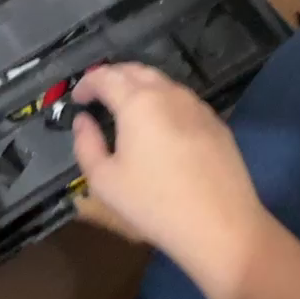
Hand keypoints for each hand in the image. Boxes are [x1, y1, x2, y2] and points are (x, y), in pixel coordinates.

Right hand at [69, 63, 267, 268]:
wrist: (221, 227)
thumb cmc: (154, 204)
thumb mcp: (103, 180)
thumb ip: (86, 144)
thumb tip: (84, 121)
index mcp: (137, 102)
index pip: (105, 76)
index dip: (86, 83)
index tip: (77, 99)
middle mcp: (168, 94)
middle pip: (135, 71)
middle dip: (112, 77)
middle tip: (98, 96)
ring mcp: (197, 107)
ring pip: (162, 83)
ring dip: (139, 87)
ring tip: (126, 109)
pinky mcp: (216, 123)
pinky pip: (182, 101)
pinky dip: (162, 102)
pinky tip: (159, 126)